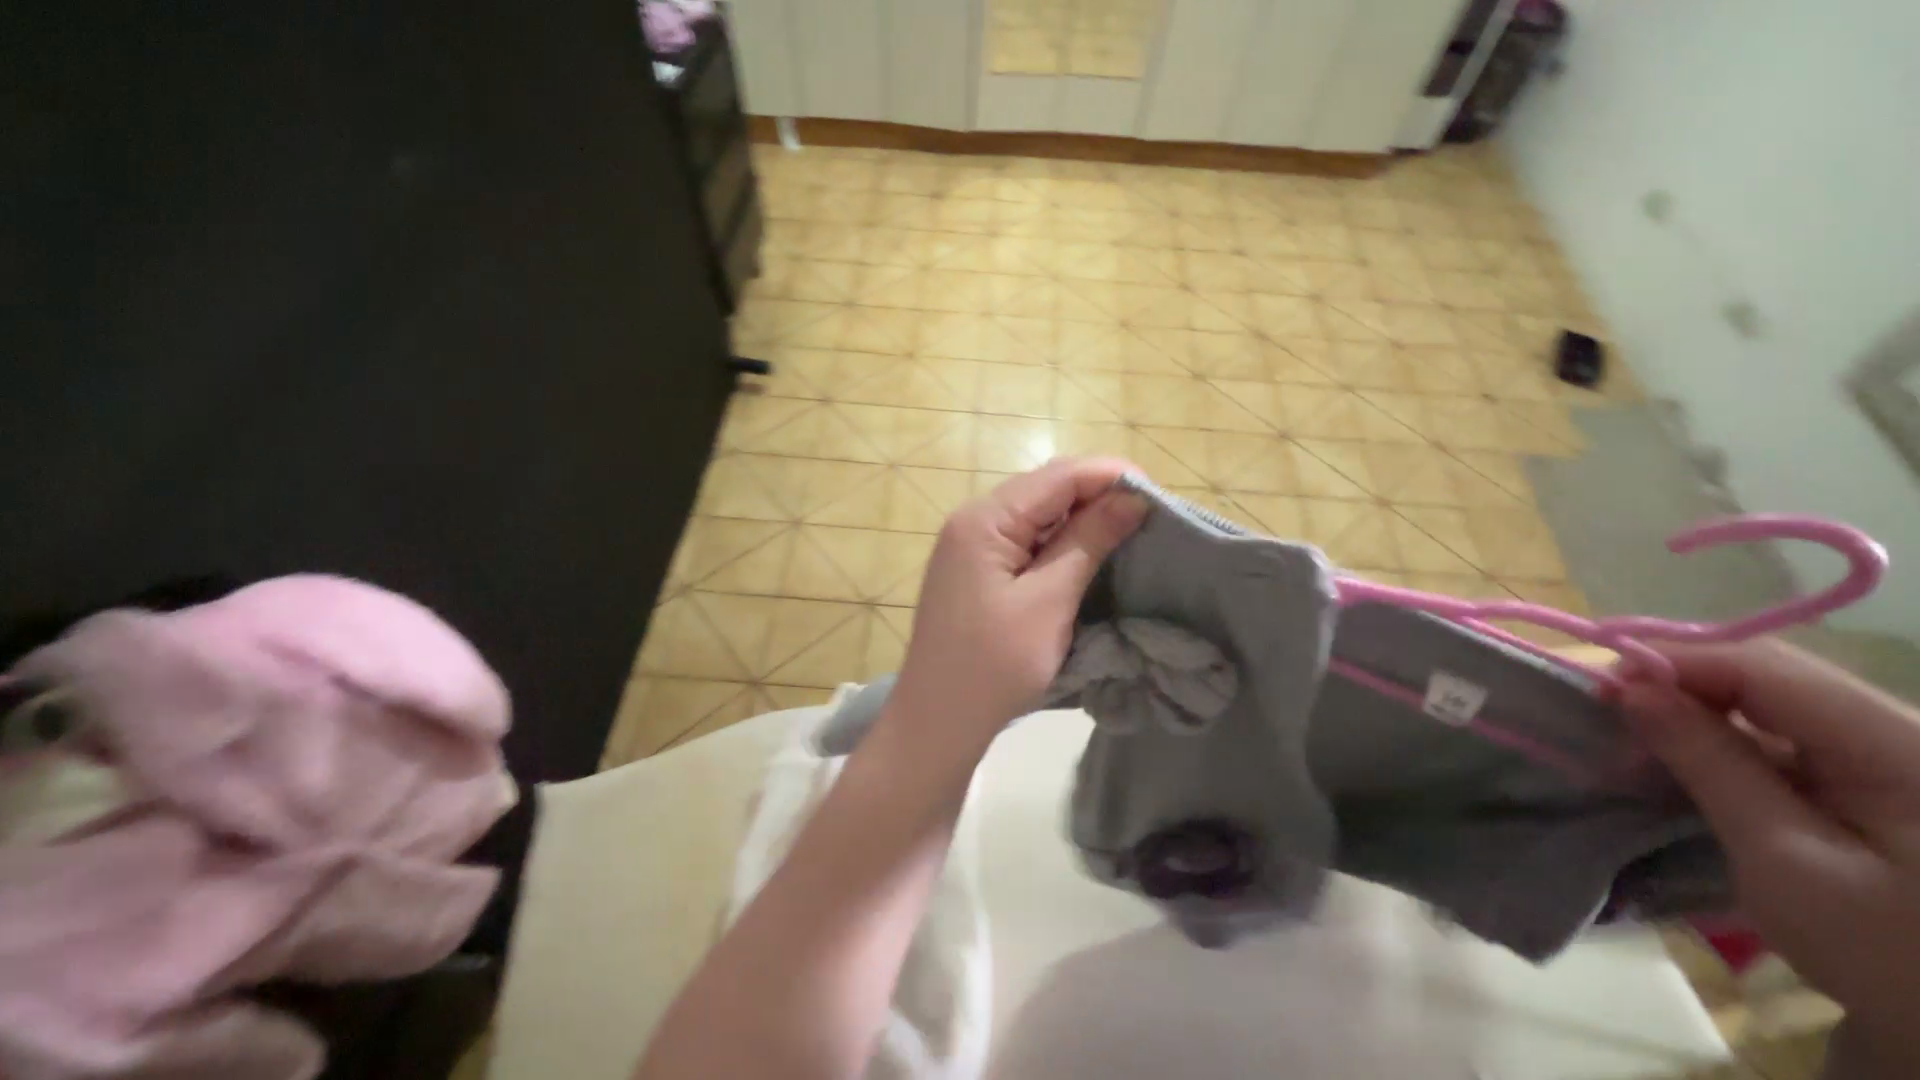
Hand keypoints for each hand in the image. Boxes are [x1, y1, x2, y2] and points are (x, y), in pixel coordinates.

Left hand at [880, 457, 1146, 764]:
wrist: (938, 721)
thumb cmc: (994, 664)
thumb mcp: (1049, 600)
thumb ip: (1088, 541)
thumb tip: (1132, 498)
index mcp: (984, 519)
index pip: (1057, 476)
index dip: (1110, 475)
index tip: (1159, 497)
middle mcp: (973, 520)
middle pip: (1045, 488)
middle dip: (1099, 494)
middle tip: (1149, 517)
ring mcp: (971, 545)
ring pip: (1037, 513)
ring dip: (1082, 518)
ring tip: (1130, 531)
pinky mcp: (976, 570)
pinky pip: (1025, 539)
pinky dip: (1060, 541)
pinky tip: (1089, 553)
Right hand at [1620, 641, 1919, 1059]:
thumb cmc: (1886, 955)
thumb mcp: (1784, 862)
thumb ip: (1711, 765)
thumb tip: (1634, 691)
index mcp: (1902, 744)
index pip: (1767, 667)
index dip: (1675, 661)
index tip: (1598, 684)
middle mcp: (1907, 729)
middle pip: (1774, 674)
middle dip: (1682, 679)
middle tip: (1605, 705)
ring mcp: (1901, 753)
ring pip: (1779, 699)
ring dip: (1701, 706)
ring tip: (1634, 726)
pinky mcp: (1888, 777)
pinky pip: (1794, 732)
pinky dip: (1731, 735)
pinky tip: (1689, 752)